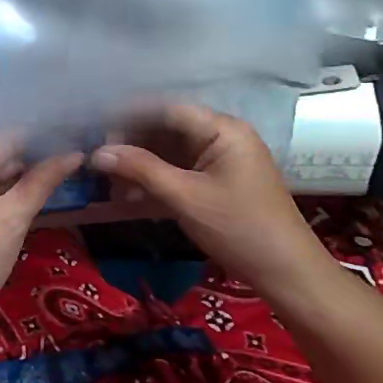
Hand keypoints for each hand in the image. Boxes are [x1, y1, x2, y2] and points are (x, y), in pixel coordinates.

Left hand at [0, 143, 83, 344]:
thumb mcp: (14, 218)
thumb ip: (42, 181)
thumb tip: (74, 154)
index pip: (3, 140)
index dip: (38, 138)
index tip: (71, 133)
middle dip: (31, 154)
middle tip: (71, 150)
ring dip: (20, 172)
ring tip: (61, 164)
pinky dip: (5, 188)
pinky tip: (34, 185)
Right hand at [90, 104, 317, 288]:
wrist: (286, 272)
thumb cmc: (238, 228)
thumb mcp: (185, 198)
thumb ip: (141, 170)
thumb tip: (97, 152)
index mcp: (222, 129)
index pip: (167, 110)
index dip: (129, 116)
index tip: (96, 130)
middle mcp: (221, 137)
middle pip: (166, 129)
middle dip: (131, 145)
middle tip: (98, 163)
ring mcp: (219, 161)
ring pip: (168, 153)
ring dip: (139, 166)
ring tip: (109, 185)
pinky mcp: (215, 183)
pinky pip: (177, 172)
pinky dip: (153, 182)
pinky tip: (128, 196)